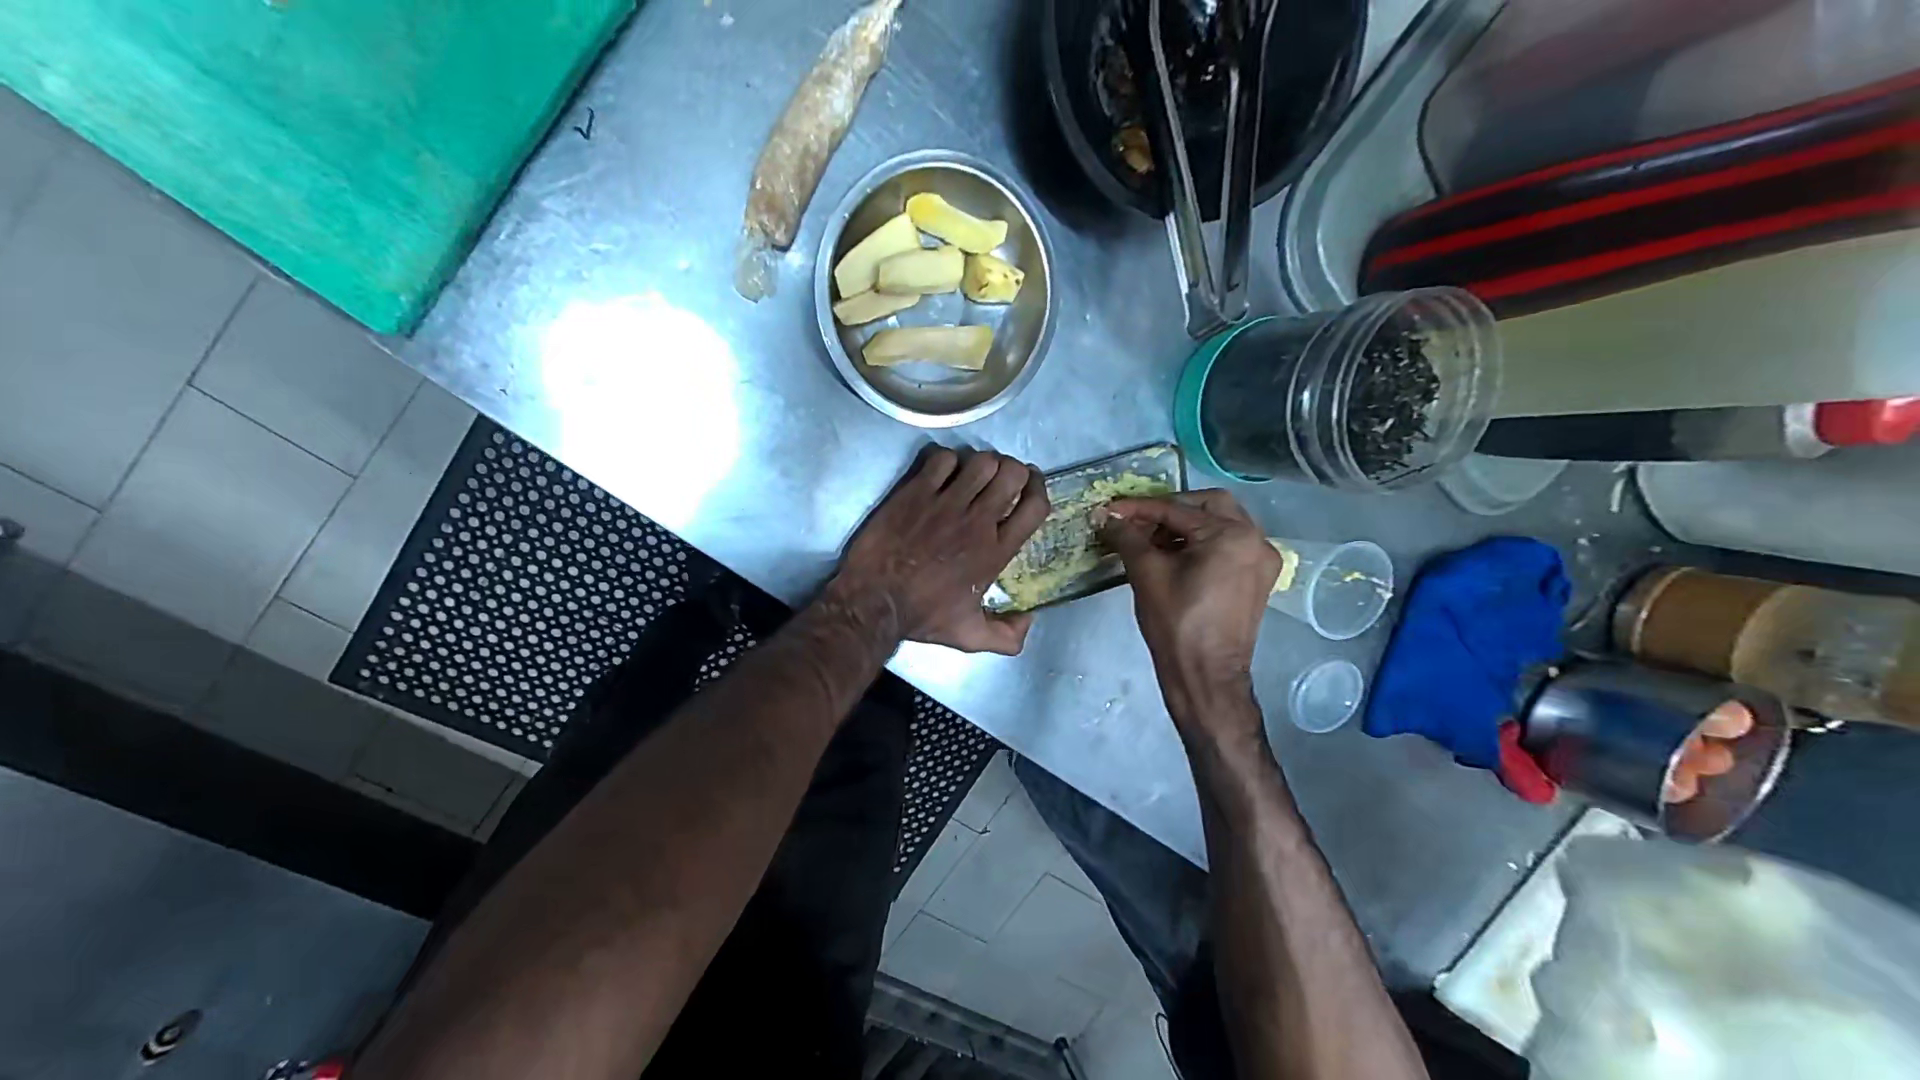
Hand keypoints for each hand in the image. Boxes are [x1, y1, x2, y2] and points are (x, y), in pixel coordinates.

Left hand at [834, 447, 1050, 654]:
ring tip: (972, 472)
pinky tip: (940, 472)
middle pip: (1011, 473)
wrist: (874, 600)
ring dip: (981, 462)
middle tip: (999, 476)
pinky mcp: (915, 492)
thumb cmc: (922, 617)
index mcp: (996, 551)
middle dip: (1011, 469)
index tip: (1030, 484)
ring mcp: (945, 502)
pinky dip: (946, 460)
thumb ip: (1007, 635)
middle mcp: (977, 521)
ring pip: (980, 461)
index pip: (1035, 506)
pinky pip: (942, 458)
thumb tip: (1030, 621)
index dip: (1038, 487)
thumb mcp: (970, 636)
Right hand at [1102, 491, 1282, 734]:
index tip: (1110, 510)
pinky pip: (1229, 545)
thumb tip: (1107, 517)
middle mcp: (1256, 539)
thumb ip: (1127, 537)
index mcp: (1231, 535)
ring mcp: (1262, 559)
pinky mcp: (1258, 578)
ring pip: (1221, 523)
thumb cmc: (1176, 622)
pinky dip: (1202, 543)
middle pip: (1208, 505)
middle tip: (1138, 522)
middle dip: (1169, 509)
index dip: (1139, 508)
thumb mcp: (1146, 573)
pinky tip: (1175, 555)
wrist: (1204, 675)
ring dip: (1186, 525)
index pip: (1177, 510)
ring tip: (1151, 540)